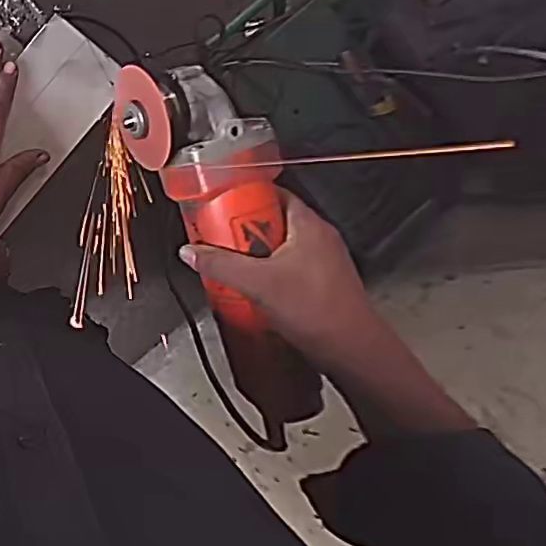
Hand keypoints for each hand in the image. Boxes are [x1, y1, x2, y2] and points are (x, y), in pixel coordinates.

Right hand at [179, 191, 474, 436]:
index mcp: (308, 227)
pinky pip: (279, 267)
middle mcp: (316, 240)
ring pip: (272, 246)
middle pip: (267, 221)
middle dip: (238, 231)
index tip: (219, 209)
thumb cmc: (322, 312)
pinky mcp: (313, 283)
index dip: (242, 198)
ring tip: (228, 267)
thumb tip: (192, 252)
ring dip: (247, 255)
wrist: (352, 351)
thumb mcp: (257, 283)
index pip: (271, 194)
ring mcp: (316, 262)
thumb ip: (220, 264)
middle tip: (218, 242)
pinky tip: (247, 289)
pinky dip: (260, 273)